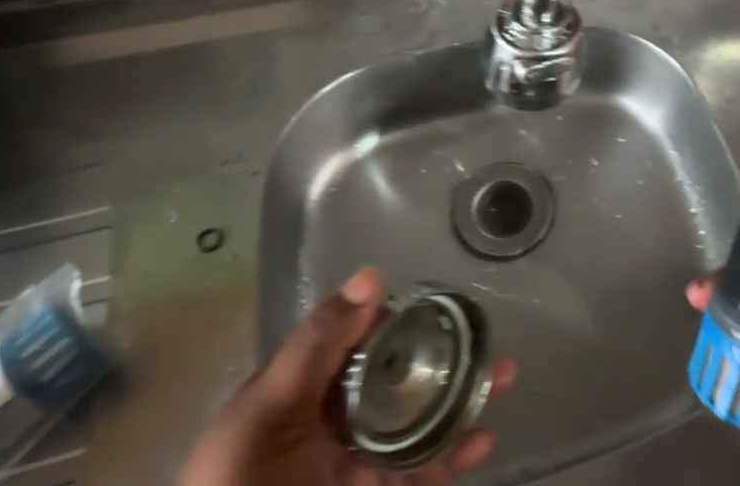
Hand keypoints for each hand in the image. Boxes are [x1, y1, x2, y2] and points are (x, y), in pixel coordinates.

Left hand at [183, 268, 515, 485]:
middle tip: (485, 336)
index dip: (396, 321)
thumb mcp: (265, 411)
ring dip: (462, 400)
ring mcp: (359, 466)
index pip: (356, 343)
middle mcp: (335, 425)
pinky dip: (455, 457)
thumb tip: (371, 276)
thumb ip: (318, 347)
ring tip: (503, 376)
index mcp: (302, 393)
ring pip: (419, 423)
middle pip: (397, 380)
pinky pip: (424, 474)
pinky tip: (483, 440)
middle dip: (442, 357)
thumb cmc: (236, 484)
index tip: (438, 305)